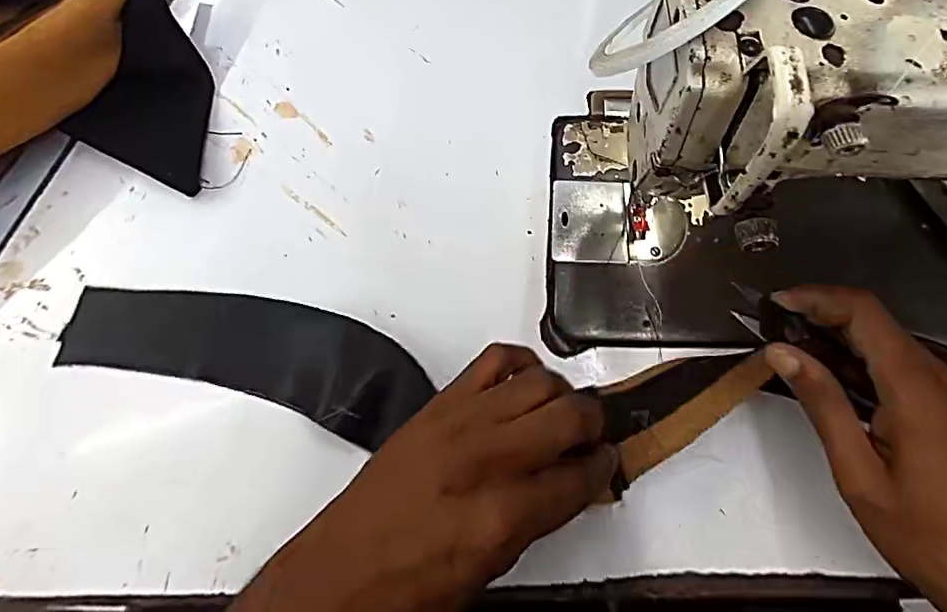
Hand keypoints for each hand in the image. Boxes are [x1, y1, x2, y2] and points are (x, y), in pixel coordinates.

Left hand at [236, 343, 615, 611]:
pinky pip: (494, 360)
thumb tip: (570, 485)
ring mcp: (460, 422)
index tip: (607, 461)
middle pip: (568, 415)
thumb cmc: (405, 586)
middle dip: (593, 424)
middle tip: (593, 435)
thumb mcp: (488, 570)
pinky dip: (520, 363)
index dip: (602, 467)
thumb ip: (536, 518)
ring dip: (561, 394)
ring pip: (539, 380)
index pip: (578, 476)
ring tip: (562, 410)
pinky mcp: (439, 403)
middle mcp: (484, 458)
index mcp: (500, 516)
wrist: (339, 574)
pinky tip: (525, 380)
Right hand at [764, 286, 946, 611]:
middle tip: (784, 329)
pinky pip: (907, 361)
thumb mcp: (861, 477)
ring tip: (805, 355)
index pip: (861, 309)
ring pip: (890, 338)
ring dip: (844, 336)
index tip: (782, 302)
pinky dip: (869, 358)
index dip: (815, 296)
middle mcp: (941, 379)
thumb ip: (823, 404)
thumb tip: (786, 356)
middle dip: (823, 313)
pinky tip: (845, 382)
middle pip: (874, 317)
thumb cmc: (941, 543)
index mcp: (916, 389)